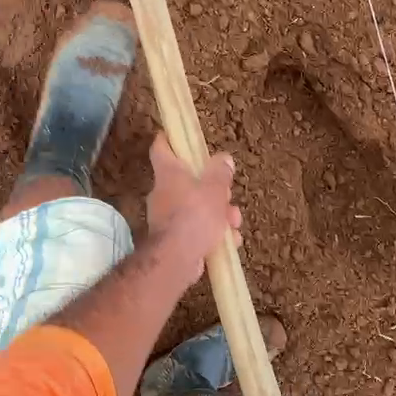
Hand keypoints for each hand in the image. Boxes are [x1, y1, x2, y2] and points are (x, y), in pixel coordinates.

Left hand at [144, 137, 241, 283]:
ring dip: (219, 215)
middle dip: (214, 189)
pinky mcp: (174, 240)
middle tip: (228, 195)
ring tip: (234, 224)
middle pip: (188, 182)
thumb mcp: (215, 189)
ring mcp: (167, 218)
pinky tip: (229, 242)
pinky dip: (213, 234)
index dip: (171, 138)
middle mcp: (163, 193)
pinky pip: (197, 230)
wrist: (177, 259)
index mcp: (169, 173)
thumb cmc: (194, 216)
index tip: (181, 136)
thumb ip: (220, 173)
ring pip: (197, 208)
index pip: (162, 147)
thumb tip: (224, 159)